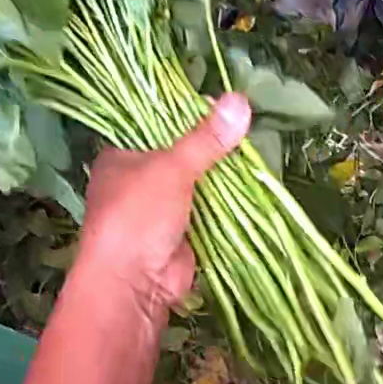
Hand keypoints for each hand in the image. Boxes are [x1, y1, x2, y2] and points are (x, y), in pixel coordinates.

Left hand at [77, 95, 251, 314]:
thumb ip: (206, 140)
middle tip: (249, 133)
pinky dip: (229, 208)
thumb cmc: (137, 216)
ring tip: (259, 158)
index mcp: (123, 156)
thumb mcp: (171, 169)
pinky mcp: (184, 236)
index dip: (190, 117)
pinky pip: (211, 214)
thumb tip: (241, 100)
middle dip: (214, 151)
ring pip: (200, 187)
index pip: (159, 126)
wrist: (134, 283)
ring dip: (225, 180)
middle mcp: (140, 181)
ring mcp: (162, 211)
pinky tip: (254, 190)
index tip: (225, 108)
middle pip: (185, 157)